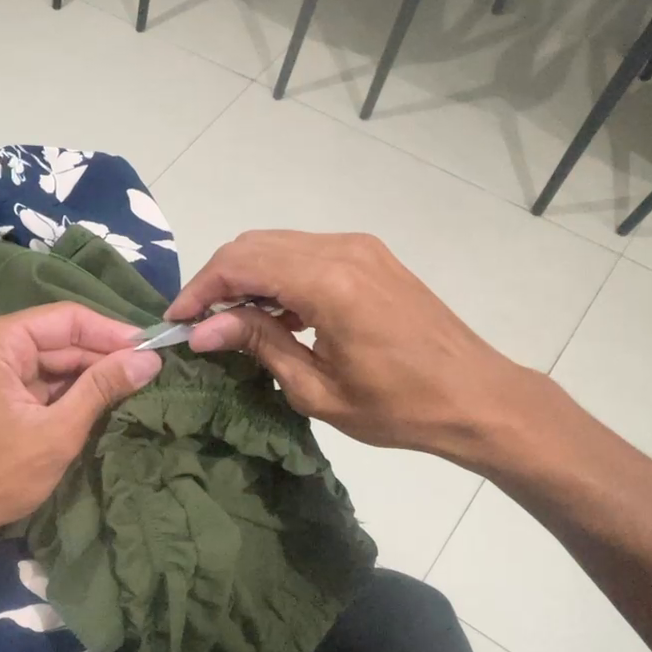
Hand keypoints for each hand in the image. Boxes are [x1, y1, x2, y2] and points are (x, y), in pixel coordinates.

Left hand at [0, 302, 161, 542]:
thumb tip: (150, 360)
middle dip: (103, 354)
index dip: (111, 332)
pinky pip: (40, 380)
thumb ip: (102, 388)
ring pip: (53, 360)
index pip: (65, 320)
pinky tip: (105, 396)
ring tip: (137, 381)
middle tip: (151, 369)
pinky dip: (70, 389)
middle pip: (59, 338)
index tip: (153, 346)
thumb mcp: (58, 431)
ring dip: (90, 373)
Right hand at [167, 230, 544, 464]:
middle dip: (216, 280)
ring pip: (277, 244)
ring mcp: (360, 248)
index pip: (240, 265)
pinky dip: (276, 275)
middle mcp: (341, 249)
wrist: (476, 396)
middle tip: (195, 323)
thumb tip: (203, 330)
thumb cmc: (397, 406)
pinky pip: (305, 253)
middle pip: (254, 246)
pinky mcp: (371, 257)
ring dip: (244, 276)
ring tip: (226, 323)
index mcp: (328, 282)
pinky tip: (271, 314)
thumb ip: (259, 345)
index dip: (199, 291)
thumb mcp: (317, 388)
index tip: (175, 322)